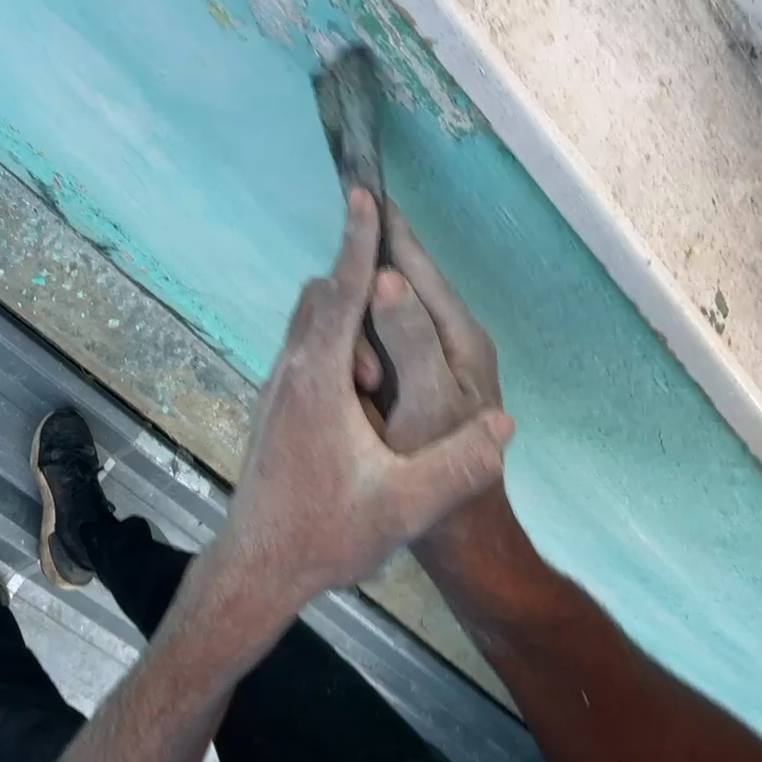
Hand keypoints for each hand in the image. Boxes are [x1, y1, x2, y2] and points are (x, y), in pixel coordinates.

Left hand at [215, 189, 513, 608]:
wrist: (257, 568)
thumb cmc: (324, 536)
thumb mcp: (402, 509)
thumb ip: (458, 465)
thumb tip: (504, 424)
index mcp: (319, 381)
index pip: (344, 292)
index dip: (360, 241)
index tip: (365, 194)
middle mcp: (290, 371)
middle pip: (323, 299)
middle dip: (364, 298)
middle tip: (397, 355)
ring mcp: (274, 387)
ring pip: (310, 325)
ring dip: (350, 331)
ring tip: (383, 389)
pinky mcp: (271, 405)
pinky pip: (304, 350)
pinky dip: (335, 352)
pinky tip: (362, 403)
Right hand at [353, 202, 503, 453]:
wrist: (459, 537)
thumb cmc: (447, 471)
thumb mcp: (429, 405)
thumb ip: (411, 342)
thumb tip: (386, 278)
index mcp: (458, 336)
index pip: (421, 269)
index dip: (392, 232)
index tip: (364, 191)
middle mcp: (446, 340)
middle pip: (398, 289)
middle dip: (364, 295)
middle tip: (348, 328)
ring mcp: (428, 363)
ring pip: (382, 320)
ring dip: (357, 330)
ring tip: (347, 363)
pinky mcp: (409, 384)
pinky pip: (376, 349)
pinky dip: (355, 349)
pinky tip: (338, 361)